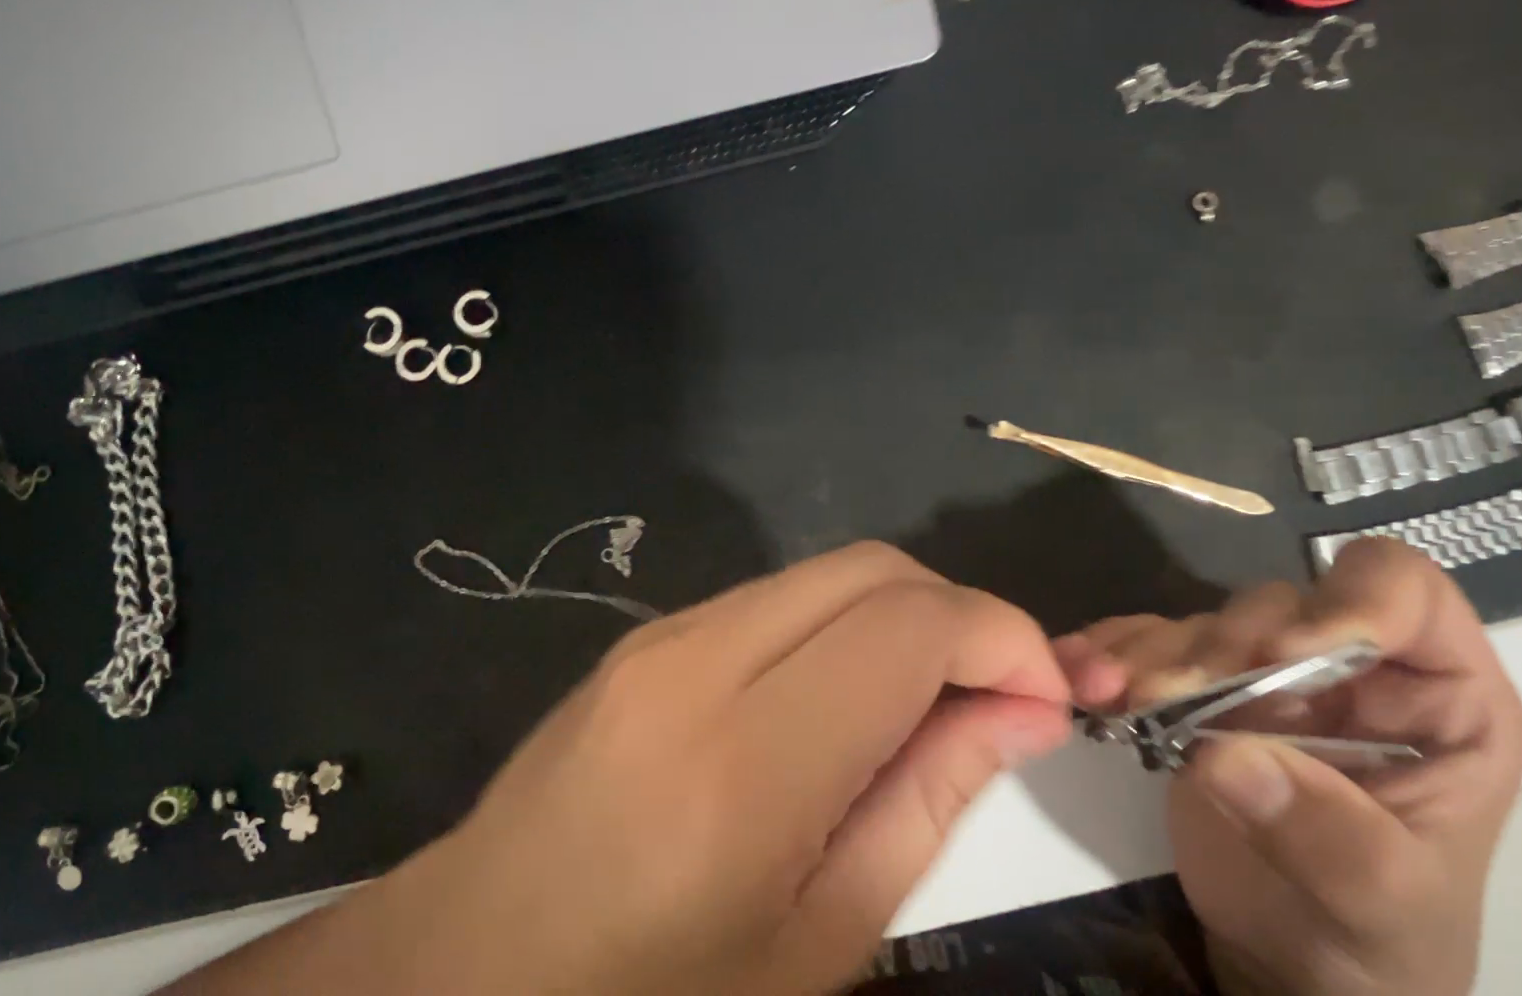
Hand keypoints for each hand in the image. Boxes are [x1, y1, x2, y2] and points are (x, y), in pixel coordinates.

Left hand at [168, 543, 1072, 995]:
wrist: (472, 965)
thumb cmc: (654, 989)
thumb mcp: (819, 934)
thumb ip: (928, 800)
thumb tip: (1022, 709)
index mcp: (745, 758)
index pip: (910, 624)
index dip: (1004, 638)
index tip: (1049, 698)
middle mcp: (698, 660)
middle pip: (874, 568)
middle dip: (962, 614)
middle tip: (1000, 700)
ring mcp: (662, 635)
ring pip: (828, 573)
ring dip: (903, 617)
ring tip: (930, 704)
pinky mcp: (647, 635)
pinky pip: (778, 598)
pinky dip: (843, 625)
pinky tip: (846, 699)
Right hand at [1054, 539, 1521, 995]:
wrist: (1293, 966)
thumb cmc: (1379, 941)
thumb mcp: (1384, 902)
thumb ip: (1326, 833)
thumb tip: (1224, 755)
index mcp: (1434, 699)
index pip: (1405, 593)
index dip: (1349, 602)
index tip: (1281, 654)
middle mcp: (1349, 671)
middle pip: (1282, 603)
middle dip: (1222, 645)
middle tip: (1166, 694)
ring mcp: (1269, 679)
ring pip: (1206, 624)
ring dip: (1154, 653)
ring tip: (1116, 699)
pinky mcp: (1200, 694)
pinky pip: (1150, 648)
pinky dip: (1111, 656)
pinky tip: (1084, 682)